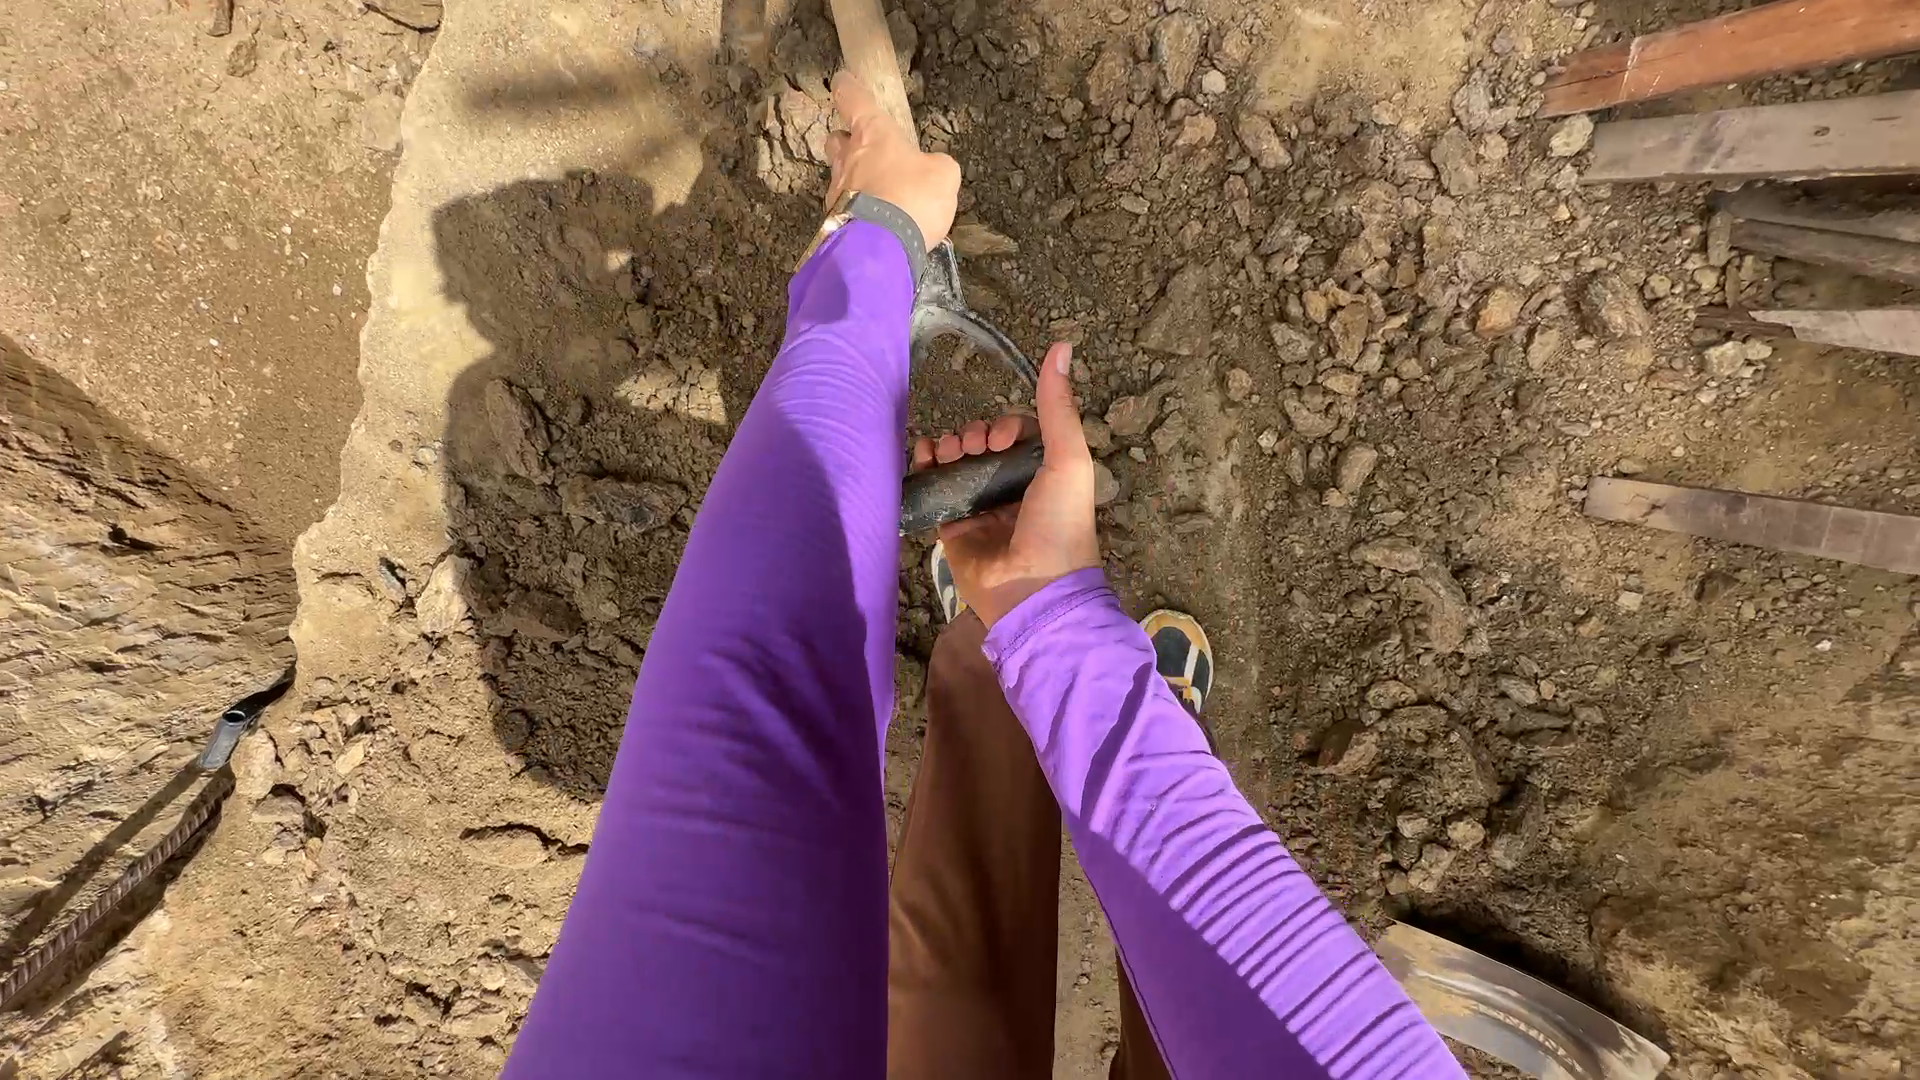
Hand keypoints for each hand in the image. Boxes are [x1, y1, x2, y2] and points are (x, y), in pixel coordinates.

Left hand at [824, 71, 959, 249]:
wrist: (882, 249)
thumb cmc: (913, 199)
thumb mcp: (944, 177)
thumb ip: (937, 167)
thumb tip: (932, 170)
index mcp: (872, 133)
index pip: (851, 97)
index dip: (848, 88)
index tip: (844, 83)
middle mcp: (848, 157)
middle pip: (836, 140)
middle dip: (847, 143)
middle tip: (866, 154)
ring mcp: (836, 191)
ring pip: (839, 177)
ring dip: (854, 183)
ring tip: (876, 201)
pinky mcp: (833, 222)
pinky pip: (845, 211)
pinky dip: (856, 214)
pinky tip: (874, 227)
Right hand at [911, 342, 1099, 626]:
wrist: (1032, 589)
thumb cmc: (1058, 523)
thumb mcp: (1067, 460)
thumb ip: (1058, 407)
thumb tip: (1062, 345)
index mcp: (1042, 474)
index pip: (1017, 434)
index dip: (1005, 425)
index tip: (1001, 436)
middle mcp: (1010, 488)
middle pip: (983, 444)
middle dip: (974, 434)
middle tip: (974, 447)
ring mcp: (979, 506)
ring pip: (956, 462)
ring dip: (948, 445)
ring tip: (949, 451)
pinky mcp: (951, 525)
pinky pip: (933, 488)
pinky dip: (924, 466)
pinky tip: (923, 454)